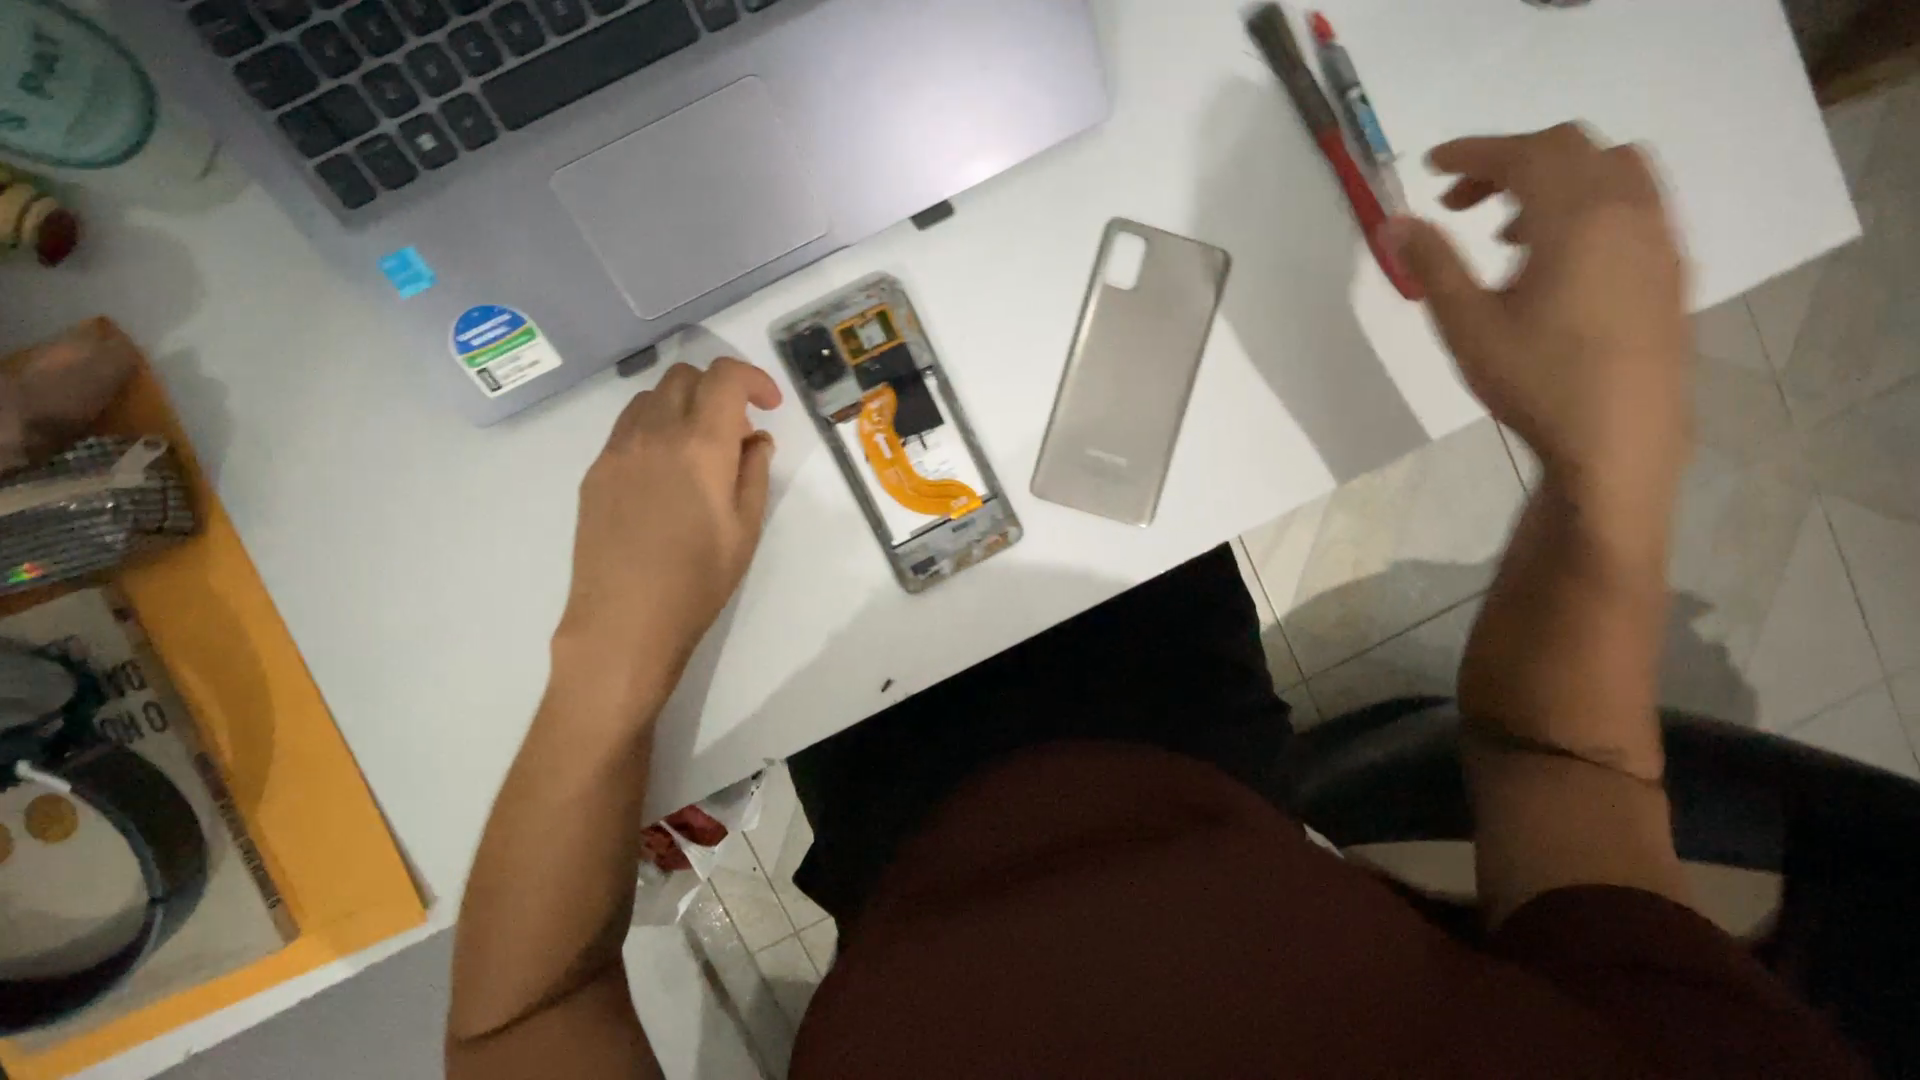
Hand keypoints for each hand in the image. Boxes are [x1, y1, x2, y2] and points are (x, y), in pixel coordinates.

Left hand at [554, 359, 782, 699]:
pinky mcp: (596, 470)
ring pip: (652, 396)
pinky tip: (666, 473)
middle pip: (686, 376)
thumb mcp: (746, 528)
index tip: (769, 405)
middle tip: (737, 433)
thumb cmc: (698, 580)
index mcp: (700, 444)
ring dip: (684, 405)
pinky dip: (655, 428)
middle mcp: (655, 432)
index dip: (754, 379)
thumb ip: (754, 472)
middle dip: (719, 390)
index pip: (725, 378)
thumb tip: (754, 440)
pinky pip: (628, 427)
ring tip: (699, 450)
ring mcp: (618, 449)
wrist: (625, 619)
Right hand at [1389, 124, 1692, 515]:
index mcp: (1577, 219)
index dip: (1475, 152)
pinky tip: (1555, 258)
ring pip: (1610, 169)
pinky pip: (1633, 201)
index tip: (1430, 167)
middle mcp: (1628, 211)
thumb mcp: (1467, 327)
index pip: (1526, 154)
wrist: (1619, 438)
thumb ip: (1432, 266)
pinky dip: (1588, 203)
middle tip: (1459, 203)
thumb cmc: (1535, 382)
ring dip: (1553, 179)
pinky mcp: (1669, 266)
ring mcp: (1657, 236)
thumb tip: (1396, 222)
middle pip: (1570, 148)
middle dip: (1509, 162)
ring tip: (1506, 231)